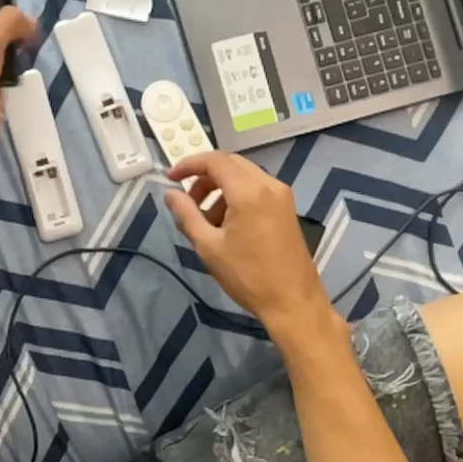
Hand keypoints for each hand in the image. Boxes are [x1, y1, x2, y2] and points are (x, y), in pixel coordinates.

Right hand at [164, 153, 343, 342]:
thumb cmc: (247, 276)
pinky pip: (257, 189)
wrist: (292, 300)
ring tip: (206, 221)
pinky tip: (227, 226)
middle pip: (230, 164)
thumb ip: (186, 215)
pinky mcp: (287, 208)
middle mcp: (269, 185)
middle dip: (204, 178)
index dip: (189, 165)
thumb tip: (170, 194)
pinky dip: (236, 197)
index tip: (171, 180)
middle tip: (188, 202)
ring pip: (244, 176)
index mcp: (249, 192)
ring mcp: (282, 195)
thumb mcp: (209, 247)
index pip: (214, 161)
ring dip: (220, 189)